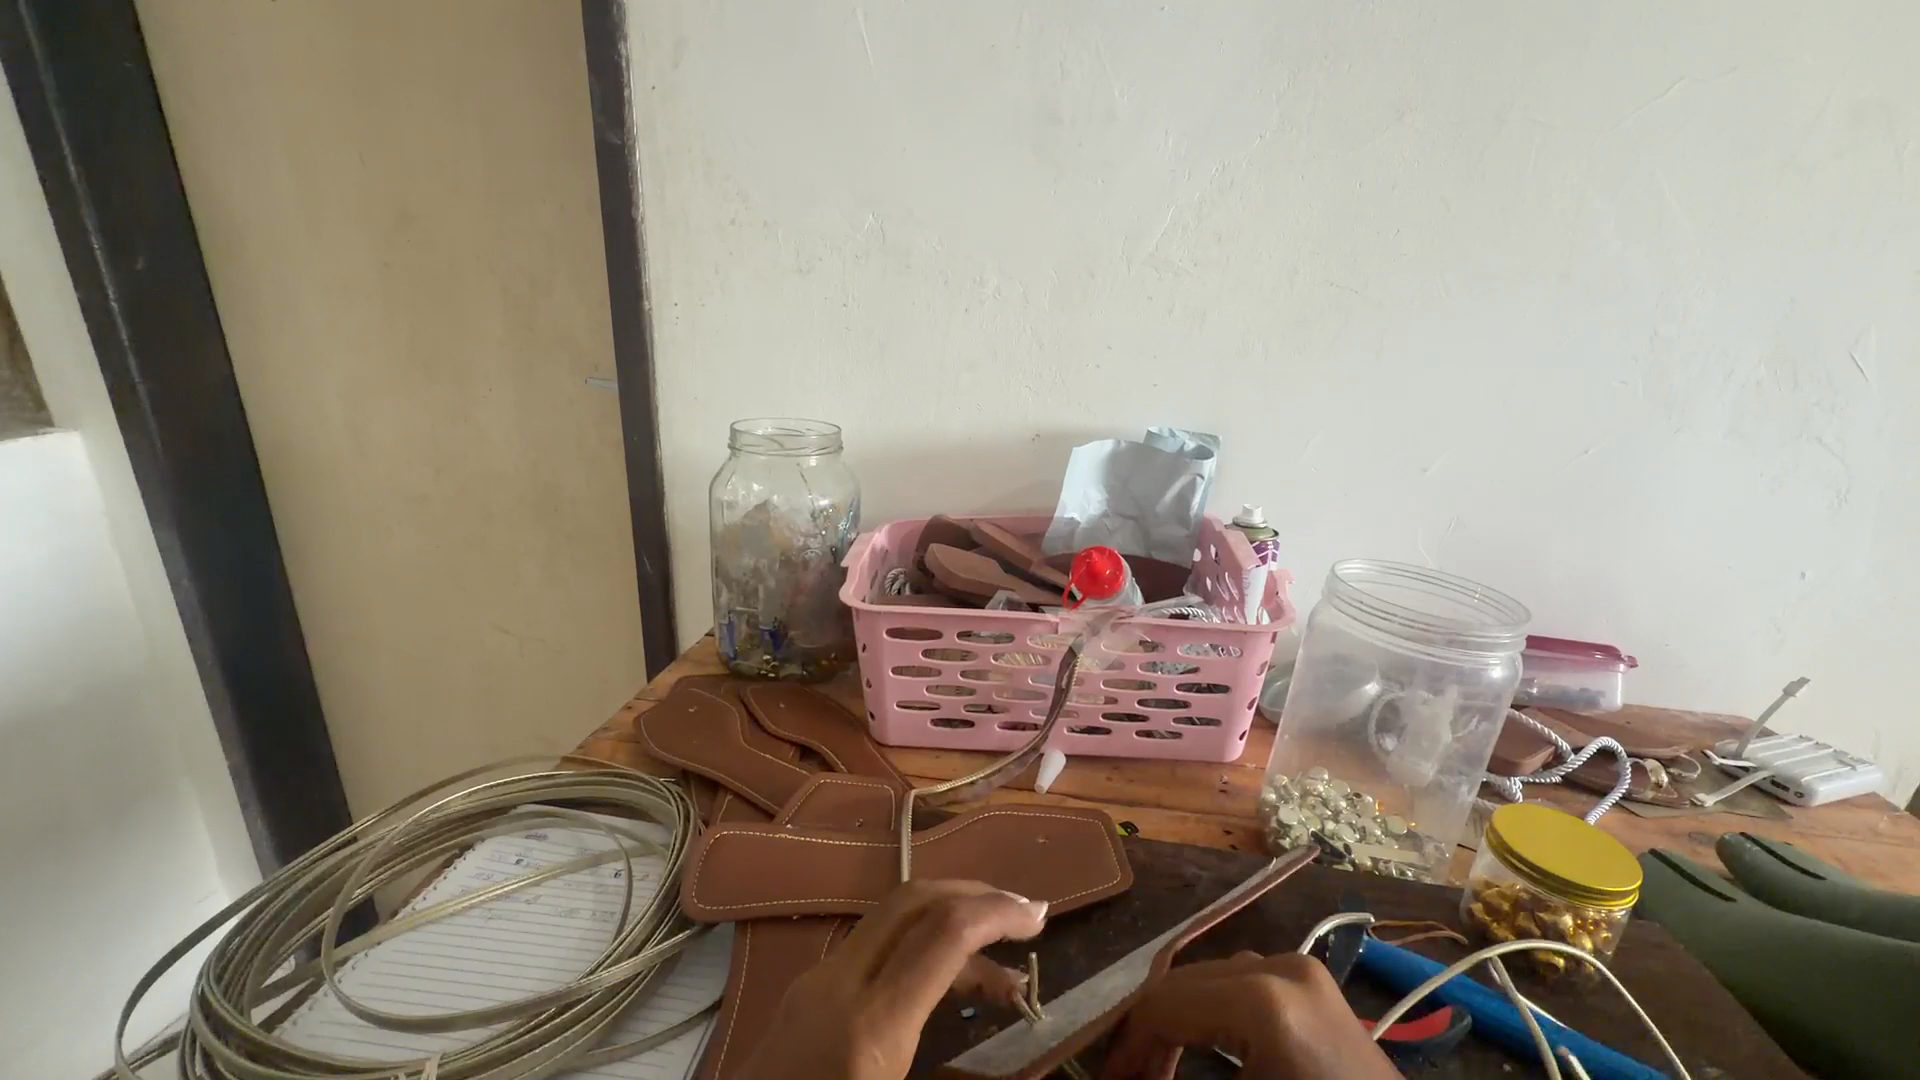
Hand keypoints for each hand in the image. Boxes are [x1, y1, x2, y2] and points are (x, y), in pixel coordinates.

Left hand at [734, 880, 1048, 1079]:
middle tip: (1022, 919)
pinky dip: (915, 949)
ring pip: (889, 920)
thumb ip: (957, 1069)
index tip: (1040, 920)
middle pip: (914, 900)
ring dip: (946, 924)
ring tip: (997, 974)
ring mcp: (815, 983)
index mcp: (871, 1029)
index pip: (943, 932)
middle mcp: (840, 986)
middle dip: (975, 895)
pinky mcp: (804, 994)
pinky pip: (869, 948)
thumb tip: (1009, 1048)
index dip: (998, 913)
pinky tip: (940, 986)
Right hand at [1100, 952, 1400, 1079]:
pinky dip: (1213, 1014)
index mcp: (1261, 999)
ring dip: (1179, 1021)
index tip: (1109, 1079)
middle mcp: (1279, 966)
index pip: (1165, 1005)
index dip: (1127, 1046)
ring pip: (1211, 978)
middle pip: (1184, 983)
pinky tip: (1201, 1046)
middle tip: (1127, 1076)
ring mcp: (1302, 969)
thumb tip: (1122, 1075)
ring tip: (1159, 1067)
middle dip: (1149, 1033)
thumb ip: (1168, 1076)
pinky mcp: (1316, 984)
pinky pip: (1244, 983)